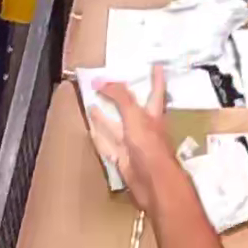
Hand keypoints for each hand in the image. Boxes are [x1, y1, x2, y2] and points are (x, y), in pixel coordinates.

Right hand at [86, 66, 186, 217]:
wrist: (152, 182)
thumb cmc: (150, 146)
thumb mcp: (135, 115)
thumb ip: (119, 96)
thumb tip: (101, 80)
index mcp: (153, 115)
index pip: (155, 91)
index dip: (156, 78)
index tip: (156, 65)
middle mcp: (144, 128)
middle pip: (130, 109)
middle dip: (119, 98)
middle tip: (107, 86)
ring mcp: (133, 145)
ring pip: (116, 128)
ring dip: (104, 117)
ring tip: (92, 104)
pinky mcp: (123, 160)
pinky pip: (108, 146)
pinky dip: (99, 138)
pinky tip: (91, 130)